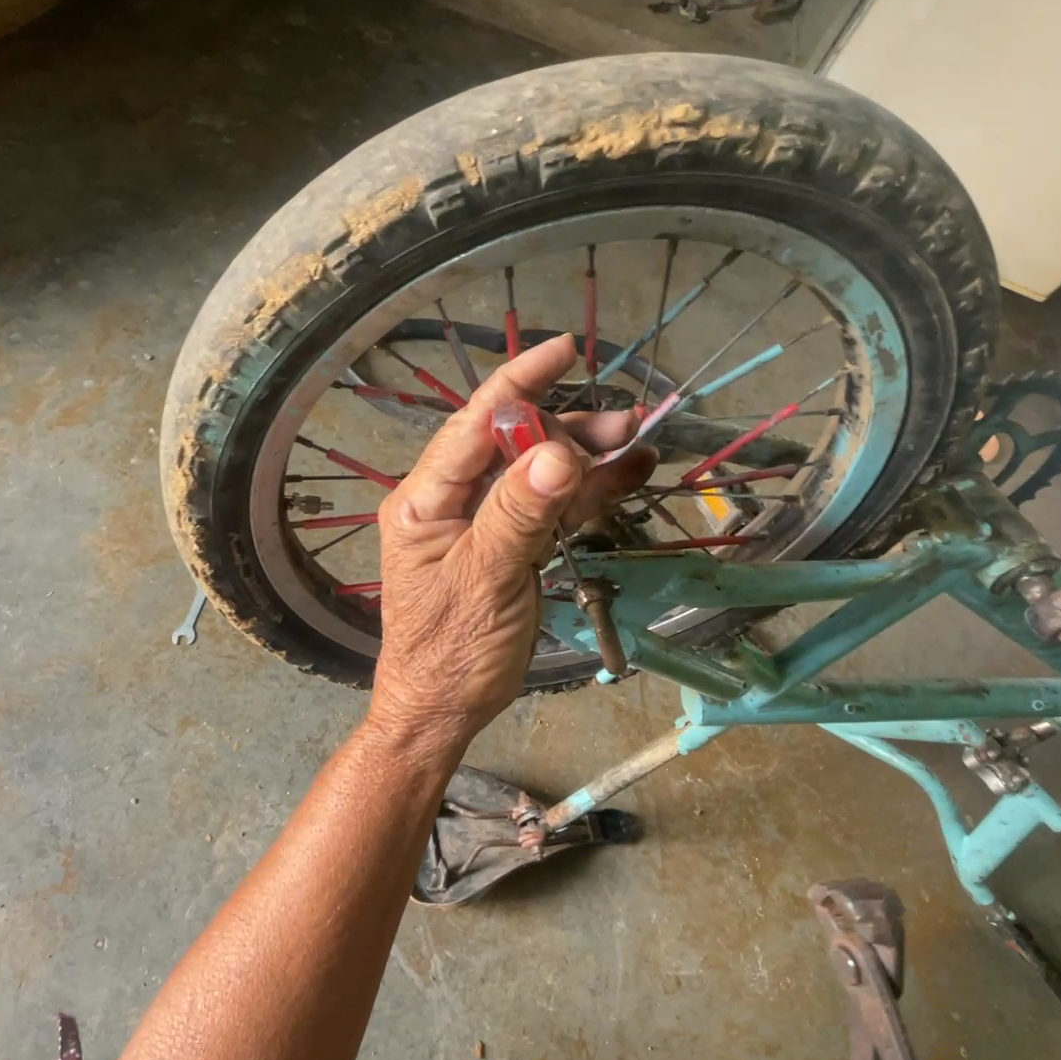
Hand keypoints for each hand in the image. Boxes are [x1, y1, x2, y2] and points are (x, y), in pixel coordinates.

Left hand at [368, 335, 656, 753]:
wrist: (442, 710)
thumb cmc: (450, 652)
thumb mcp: (485, 581)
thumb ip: (518, 514)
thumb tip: (558, 452)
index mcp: (425, 499)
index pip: (473, 424)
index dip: (520, 383)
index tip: (565, 350)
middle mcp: (448, 501)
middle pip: (511, 445)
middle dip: (567, 429)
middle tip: (624, 424)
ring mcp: (478, 524)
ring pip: (535, 475)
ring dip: (584, 461)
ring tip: (636, 448)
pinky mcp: (504, 547)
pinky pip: (545, 510)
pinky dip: (583, 496)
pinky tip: (625, 478)